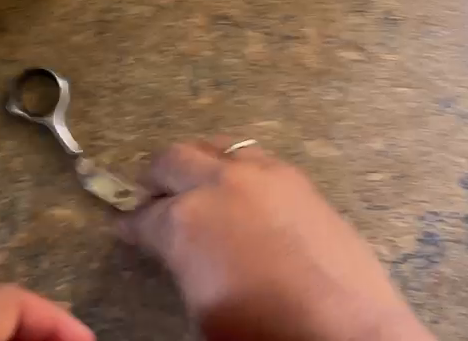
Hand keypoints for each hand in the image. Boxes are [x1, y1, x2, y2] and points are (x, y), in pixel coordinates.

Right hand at [119, 140, 433, 340]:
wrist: (345, 332)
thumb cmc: (261, 332)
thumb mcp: (203, 307)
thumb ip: (183, 262)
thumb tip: (178, 248)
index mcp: (185, 220)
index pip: (143, 216)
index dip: (129, 225)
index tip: (123, 228)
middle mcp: (219, 181)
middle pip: (173, 159)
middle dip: (156, 178)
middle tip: (151, 197)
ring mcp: (261, 171)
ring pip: (216, 145)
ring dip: (198, 162)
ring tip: (196, 183)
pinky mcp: (296, 176)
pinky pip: (254, 155)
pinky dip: (237, 165)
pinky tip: (242, 189)